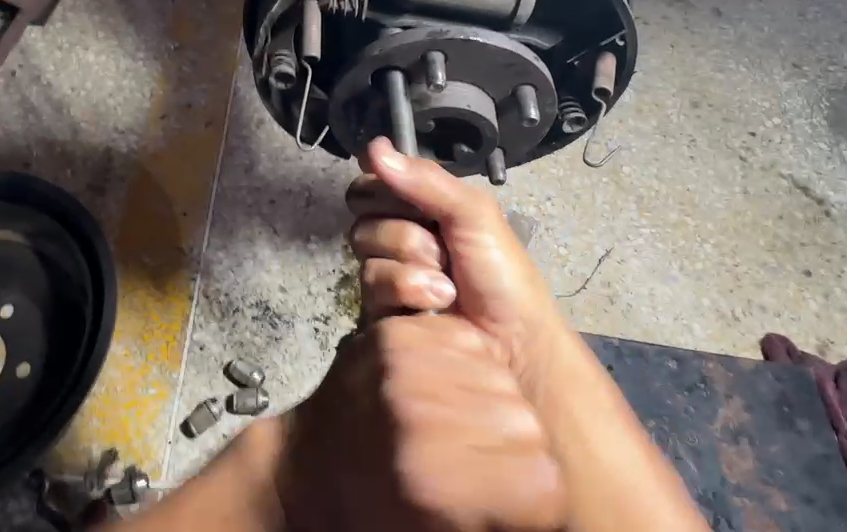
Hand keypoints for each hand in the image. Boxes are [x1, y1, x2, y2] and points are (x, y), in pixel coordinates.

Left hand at [275, 313, 565, 531]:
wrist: (303, 472)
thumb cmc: (376, 515)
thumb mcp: (445, 530)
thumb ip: (504, 510)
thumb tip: (542, 493)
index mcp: (440, 486)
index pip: (543, 482)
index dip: (529, 495)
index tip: (502, 501)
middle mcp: (425, 417)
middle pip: (524, 424)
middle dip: (509, 446)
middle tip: (472, 465)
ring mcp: (407, 368)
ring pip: (498, 377)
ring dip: (487, 399)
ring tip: (452, 425)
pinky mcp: (395, 334)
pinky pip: (466, 342)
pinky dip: (464, 362)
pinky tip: (440, 388)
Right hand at [347, 138, 568, 381]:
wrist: (515, 342)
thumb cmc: (502, 273)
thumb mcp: (473, 213)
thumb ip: (425, 179)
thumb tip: (374, 146)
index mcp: (419, 208)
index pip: (371, 186)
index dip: (381, 190)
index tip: (407, 201)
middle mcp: (399, 237)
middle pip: (363, 218)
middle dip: (405, 234)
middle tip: (441, 248)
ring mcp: (390, 275)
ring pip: (367, 254)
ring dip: (412, 266)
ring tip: (447, 284)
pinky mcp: (383, 311)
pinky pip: (372, 287)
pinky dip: (408, 291)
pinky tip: (435, 304)